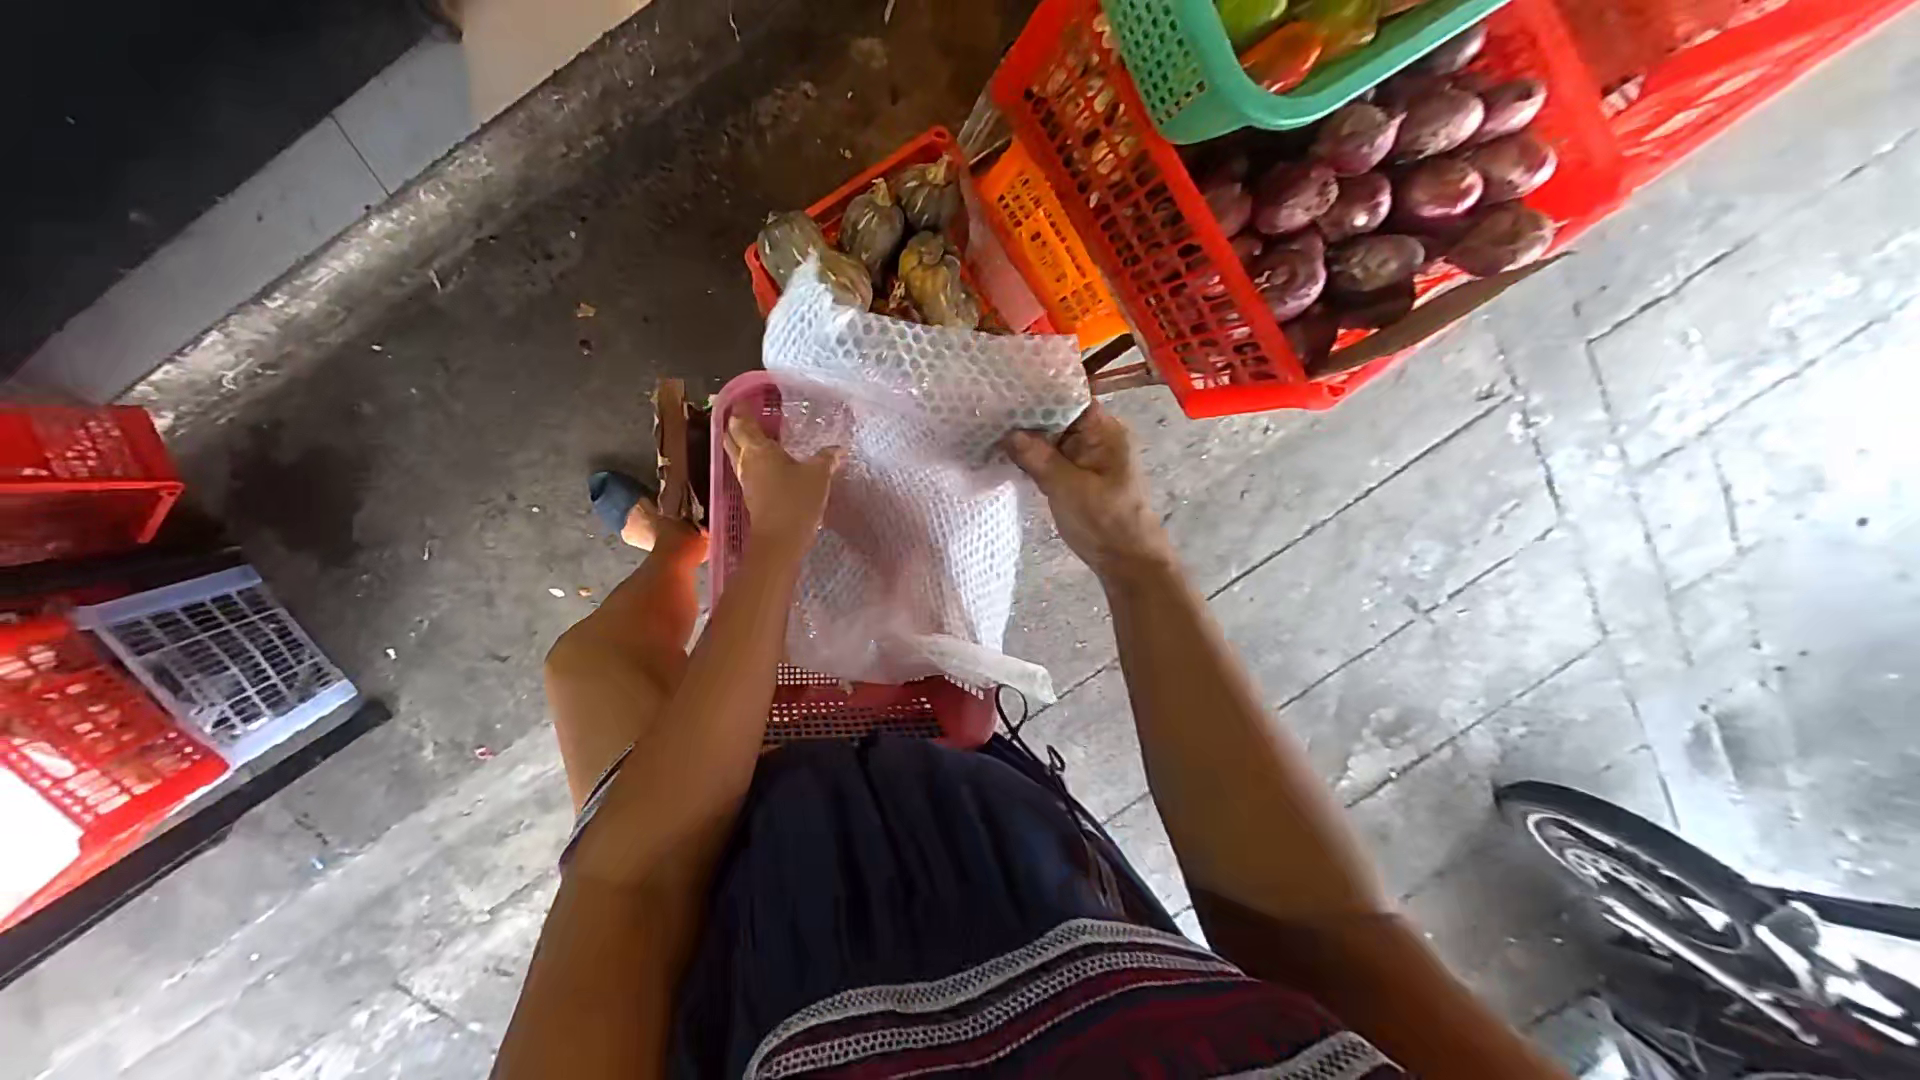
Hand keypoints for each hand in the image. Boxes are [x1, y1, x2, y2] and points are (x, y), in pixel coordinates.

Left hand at [725, 413, 843, 553]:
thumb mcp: (818, 475)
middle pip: (732, 437)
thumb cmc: (796, 500)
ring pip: (737, 455)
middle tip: (748, 416)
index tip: (744, 400)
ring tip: (758, 437)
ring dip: (743, 444)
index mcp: (758, 449)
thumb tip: (838, 449)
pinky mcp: (752, 497)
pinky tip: (769, 464)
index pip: (742, 423)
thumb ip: (827, 458)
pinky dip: (753, 462)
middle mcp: (746, 462)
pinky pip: (748, 471)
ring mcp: (746, 481)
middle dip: (736, 425)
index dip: (741, 410)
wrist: (781, 540)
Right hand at [1003, 402, 1174, 581]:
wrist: (1128, 562)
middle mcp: (1096, 438)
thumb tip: (1008, 433)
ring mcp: (1086, 457)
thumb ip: (1038, 457)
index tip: (1004, 388)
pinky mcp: (1075, 476)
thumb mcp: (1068, 488)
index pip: (1069, 397)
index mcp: (1104, 431)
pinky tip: (1004, 452)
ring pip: (1051, 437)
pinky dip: (1031, 456)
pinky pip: (1050, 457)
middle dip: (1026, 414)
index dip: (1038, 392)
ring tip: (989, 426)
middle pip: (1057, 415)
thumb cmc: (1105, 522)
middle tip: (987, 409)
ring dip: (1025, 436)